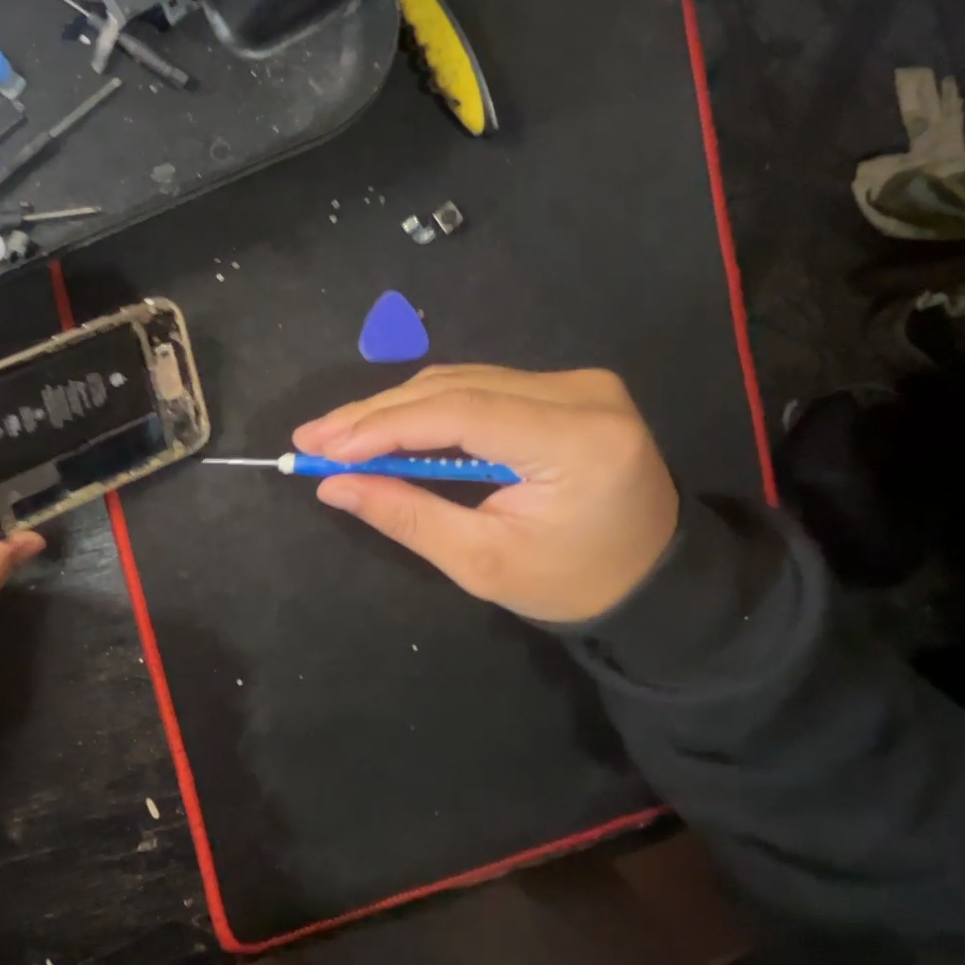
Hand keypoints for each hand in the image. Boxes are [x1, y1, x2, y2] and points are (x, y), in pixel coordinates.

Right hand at [293, 365, 678, 622]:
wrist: (655, 581)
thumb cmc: (570, 582)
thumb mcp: (482, 561)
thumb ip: (406, 516)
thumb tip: (331, 485)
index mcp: (577, 440)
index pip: (460, 412)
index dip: (382, 426)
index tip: (321, 447)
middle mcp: (583, 394)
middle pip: (453, 388)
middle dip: (374, 414)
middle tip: (310, 439)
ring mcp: (579, 384)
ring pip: (459, 381)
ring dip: (392, 409)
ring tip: (335, 436)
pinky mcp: (568, 387)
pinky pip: (478, 386)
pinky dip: (424, 409)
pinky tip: (383, 427)